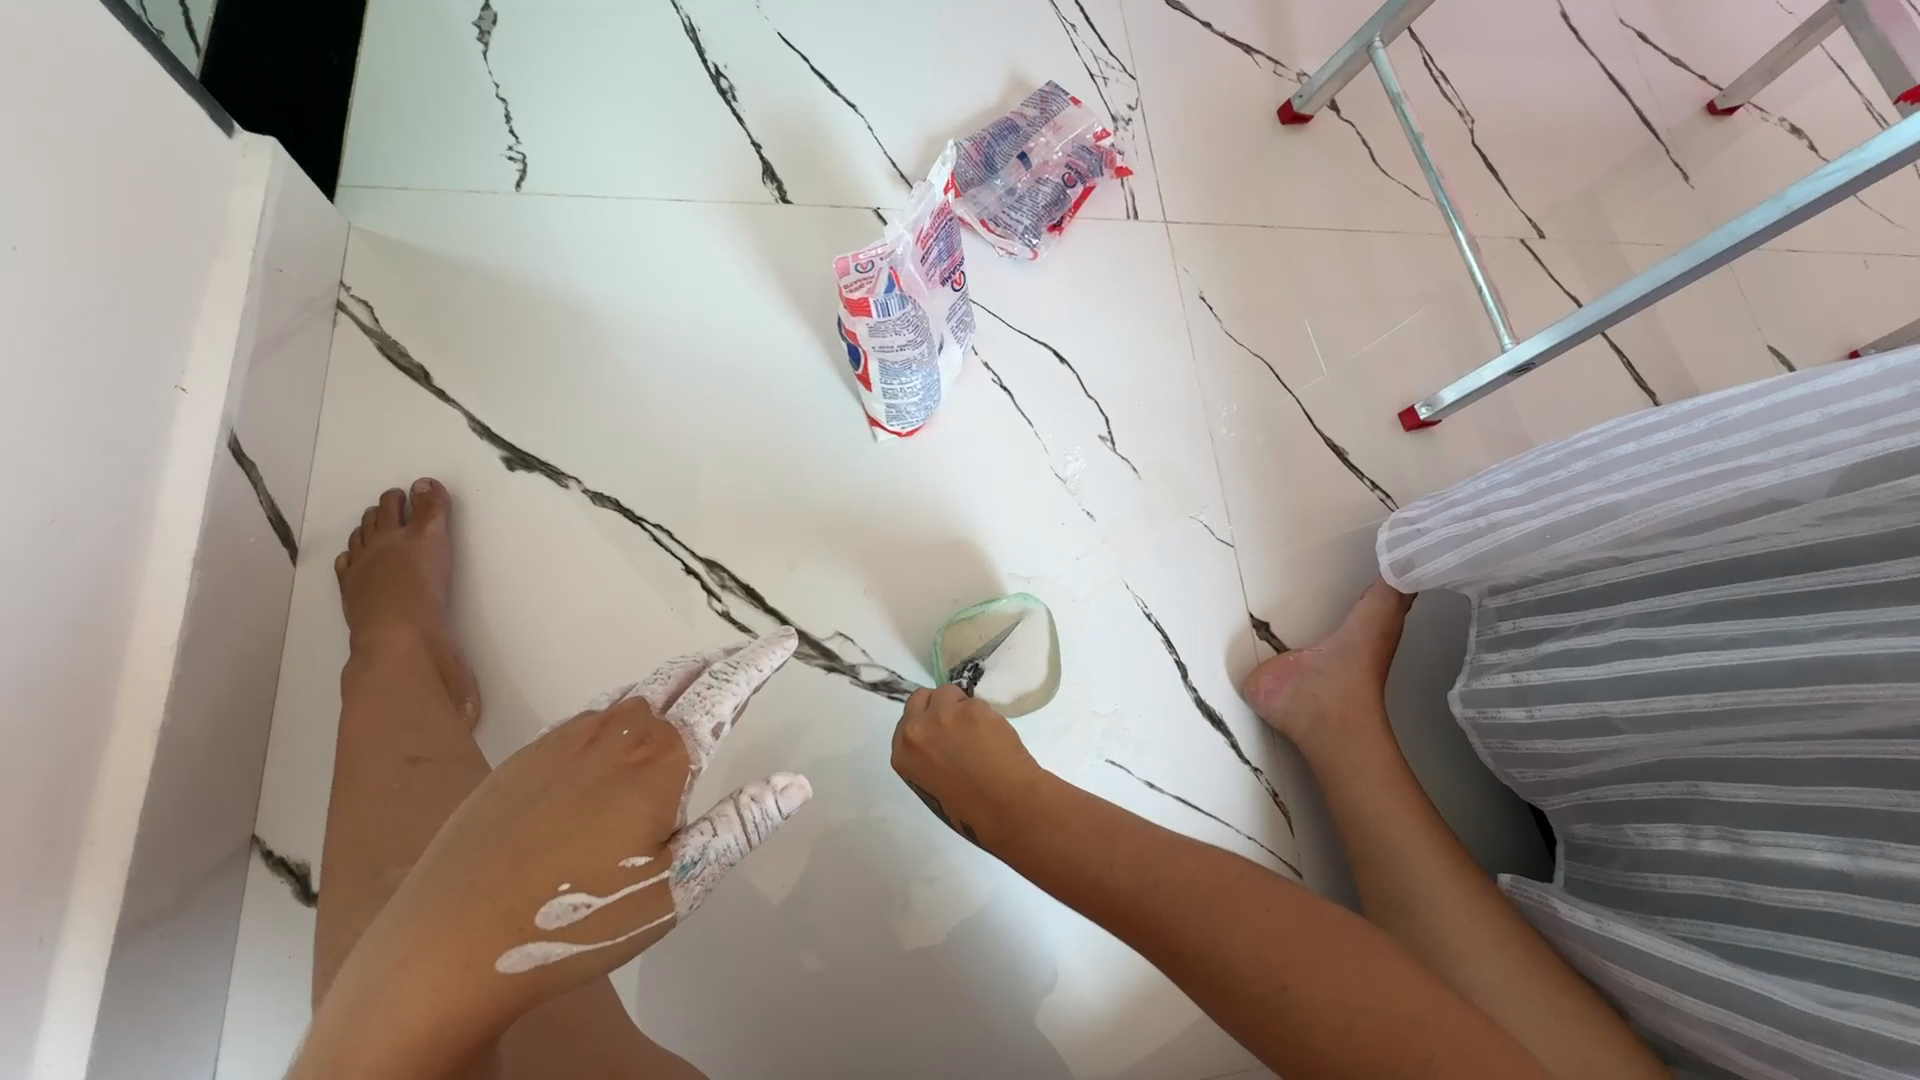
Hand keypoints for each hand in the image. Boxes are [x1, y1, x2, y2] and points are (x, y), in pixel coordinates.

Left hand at [315, 629, 812, 1059]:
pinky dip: (620, 713)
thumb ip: (740, 825)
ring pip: (631, 697)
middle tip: (738, 668)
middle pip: (677, 681)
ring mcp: (563, 742)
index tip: (782, 640)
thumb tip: (796, 782)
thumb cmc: (578, 918)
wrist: (445, 944)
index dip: (757, 664)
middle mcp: (616, 735)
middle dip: (713, 669)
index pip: (723, 693)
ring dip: (668, 688)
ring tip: (687, 697)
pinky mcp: (524, 759)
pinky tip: (614, 741)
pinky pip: (589, 718)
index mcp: (662, 761)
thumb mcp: (677, 885)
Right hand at [891, 684, 1047, 846]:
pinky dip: (986, 716)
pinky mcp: (971, 708)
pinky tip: (995, 737)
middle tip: (959, 724)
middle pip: (921, 698)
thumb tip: (941, 739)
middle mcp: (916, 730)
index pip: (908, 720)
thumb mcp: (931, 784)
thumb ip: (926, 755)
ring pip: (950, 692)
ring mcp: (942, 716)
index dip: (926, 721)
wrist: (1004, 807)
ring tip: (980, 732)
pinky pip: (977, 701)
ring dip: (963, 707)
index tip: (942, 730)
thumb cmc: (969, 809)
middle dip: (939, 706)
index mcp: (902, 753)